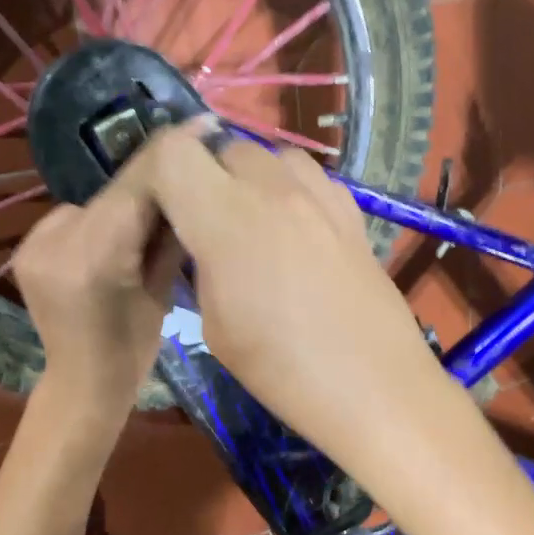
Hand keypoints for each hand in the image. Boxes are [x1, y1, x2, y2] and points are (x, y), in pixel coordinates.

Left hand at [10, 163, 183, 416]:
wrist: (82, 383)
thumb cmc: (134, 349)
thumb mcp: (163, 290)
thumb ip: (171, 232)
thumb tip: (192, 181)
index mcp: (97, 257)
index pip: (136, 187)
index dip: (170, 154)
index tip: (202, 125)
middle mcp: (58, 241)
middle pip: (114, 192)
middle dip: (150, 180)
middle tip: (186, 166)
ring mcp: (34, 244)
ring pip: (94, 203)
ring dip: (120, 204)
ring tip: (143, 220)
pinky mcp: (25, 249)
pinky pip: (71, 218)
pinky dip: (95, 221)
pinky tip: (109, 241)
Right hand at [134, 124, 453, 462]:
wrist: (373, 386)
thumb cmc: (281, 369)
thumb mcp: (214, 325)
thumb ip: (201, 266)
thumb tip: (203, 243)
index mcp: (223, 217)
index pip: (171, 151)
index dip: (159, 175)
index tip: (165, 213)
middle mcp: (271, 188)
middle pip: (222, 148)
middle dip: (206, 178)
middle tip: (208, 228)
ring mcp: (319, 193)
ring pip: (269, 155)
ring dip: (251, 180)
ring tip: (254, 227)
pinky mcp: (351, 209)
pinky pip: (309, 178)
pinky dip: (291, 192)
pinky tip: (296, 235)